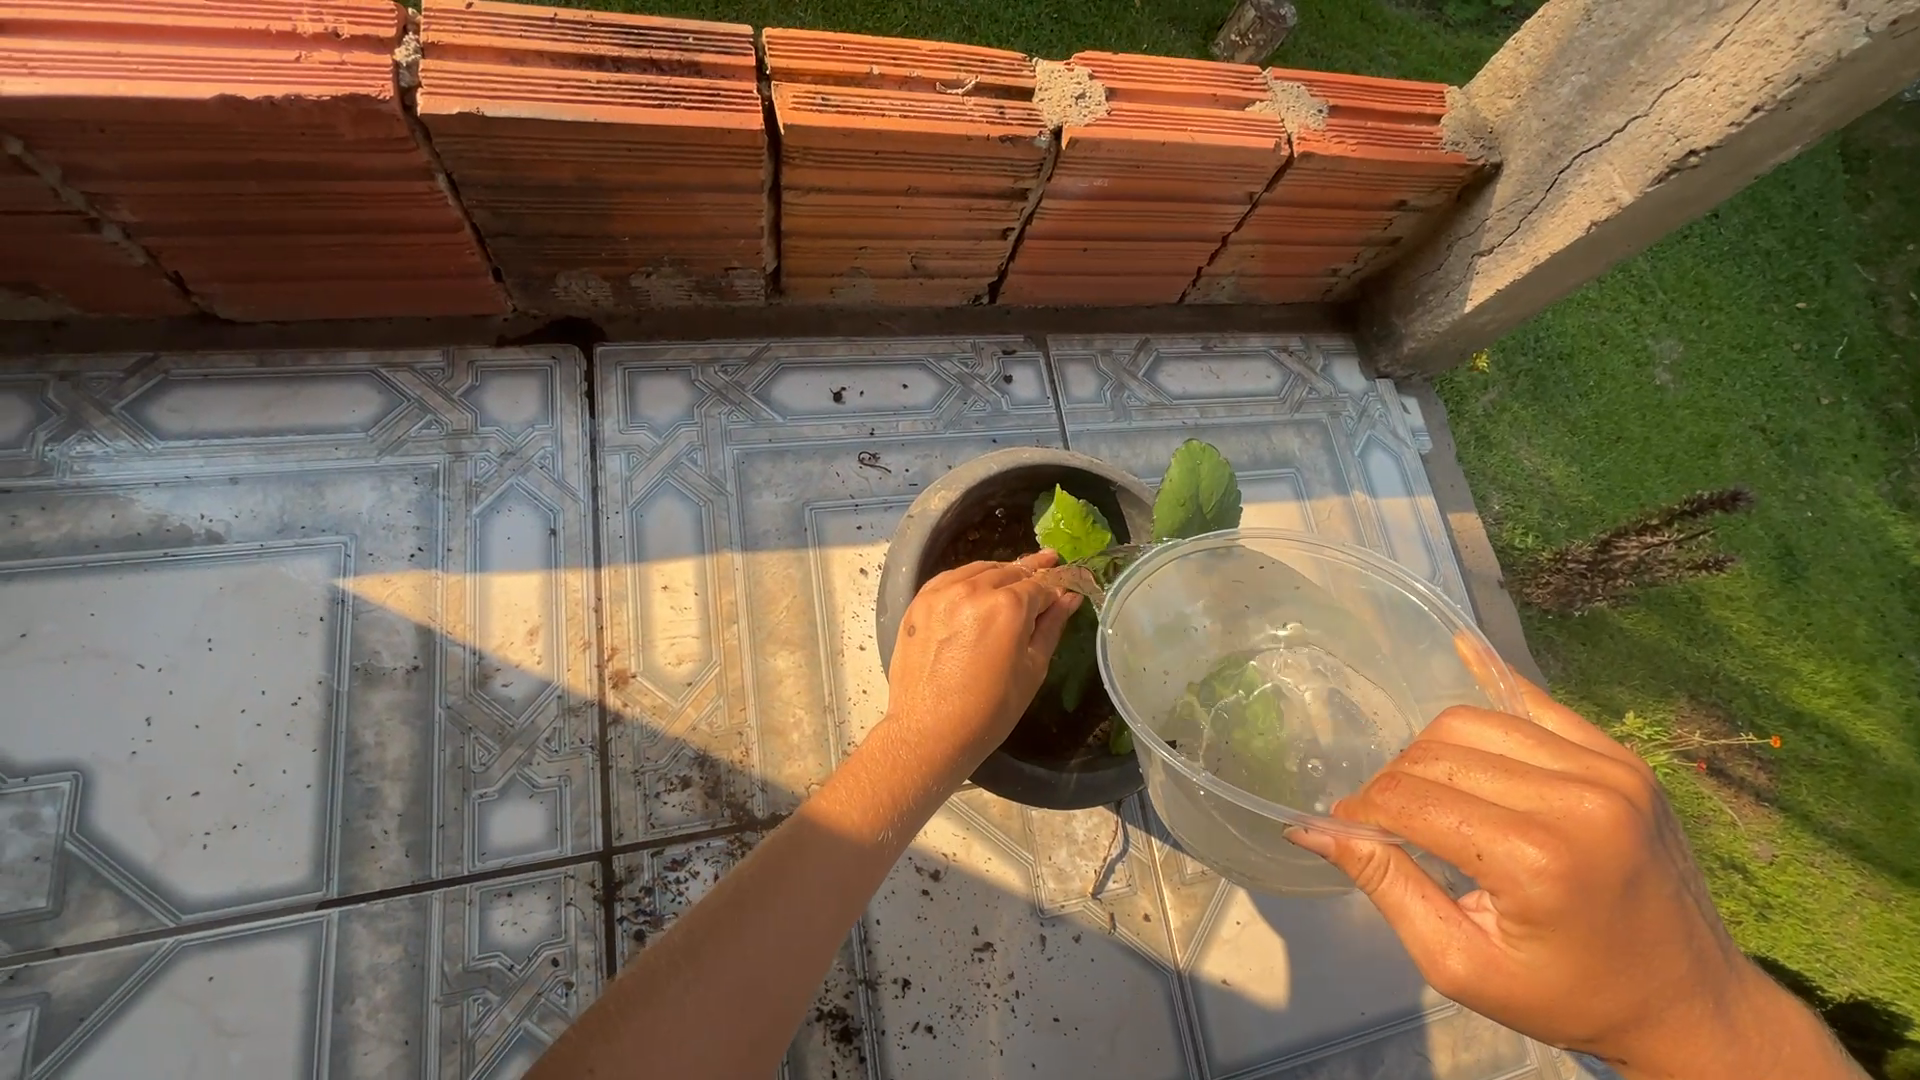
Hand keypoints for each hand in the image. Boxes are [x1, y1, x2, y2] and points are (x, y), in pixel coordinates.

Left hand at [881, 552, 1080, 781]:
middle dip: (1032, 573)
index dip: (1056, 587)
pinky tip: (978, 588)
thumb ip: (1051, 627)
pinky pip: (951, 578)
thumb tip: (1070, 598)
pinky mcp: (920, 601)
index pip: (1041, 585)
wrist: (927, 732)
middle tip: (1048, 571)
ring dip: (1001, 574)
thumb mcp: (1032, 670)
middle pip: (1011, 572)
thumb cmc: (988, 711)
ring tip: (1015, 582)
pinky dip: (969, 579)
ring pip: (980, 570)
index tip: (1066, 588)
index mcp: (1008, 607)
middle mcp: (974, 589)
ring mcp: (942, 593)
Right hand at [1286, 679, 1791, 1078]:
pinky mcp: (1621, 758)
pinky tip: (1458, 646)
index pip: (1409, 800)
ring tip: (1431, 791)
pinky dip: (1488, 680)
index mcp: (1536, 860)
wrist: (1694, 1007)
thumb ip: (1385, 886)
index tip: (1350, 829)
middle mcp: (1576, 799)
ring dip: (1430, 751)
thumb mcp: (1461, 966)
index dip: (1365, 812)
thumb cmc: (1568, 998)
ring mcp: (1607, 770)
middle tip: (1390, 822)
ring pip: (1470, 722)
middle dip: (1393, 784)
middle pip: (1434, 754)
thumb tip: (1310, 830)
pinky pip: (1532, 701)